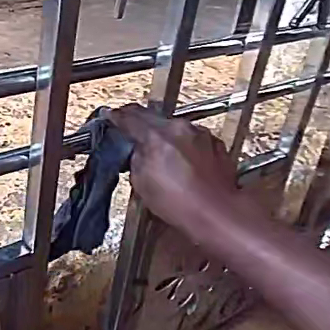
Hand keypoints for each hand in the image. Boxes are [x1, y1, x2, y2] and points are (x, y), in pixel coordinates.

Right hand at [109, 104, 247, 240]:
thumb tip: (135, 148)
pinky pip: (194, 139)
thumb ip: (135, 157)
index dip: (117, 117)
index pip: (130, 116)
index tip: (112, 117)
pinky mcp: (216, 145)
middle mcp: (180, 128)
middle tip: (136, 143)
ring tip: (163, 162)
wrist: (217, 213)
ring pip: (175, 129)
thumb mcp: (141, 182)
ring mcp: (201, 134)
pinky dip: (186, 148)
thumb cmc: (180, 204)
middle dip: (143, 129)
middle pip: (154, 119)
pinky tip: (184, 167)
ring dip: (166, 140)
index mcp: (157, 135)